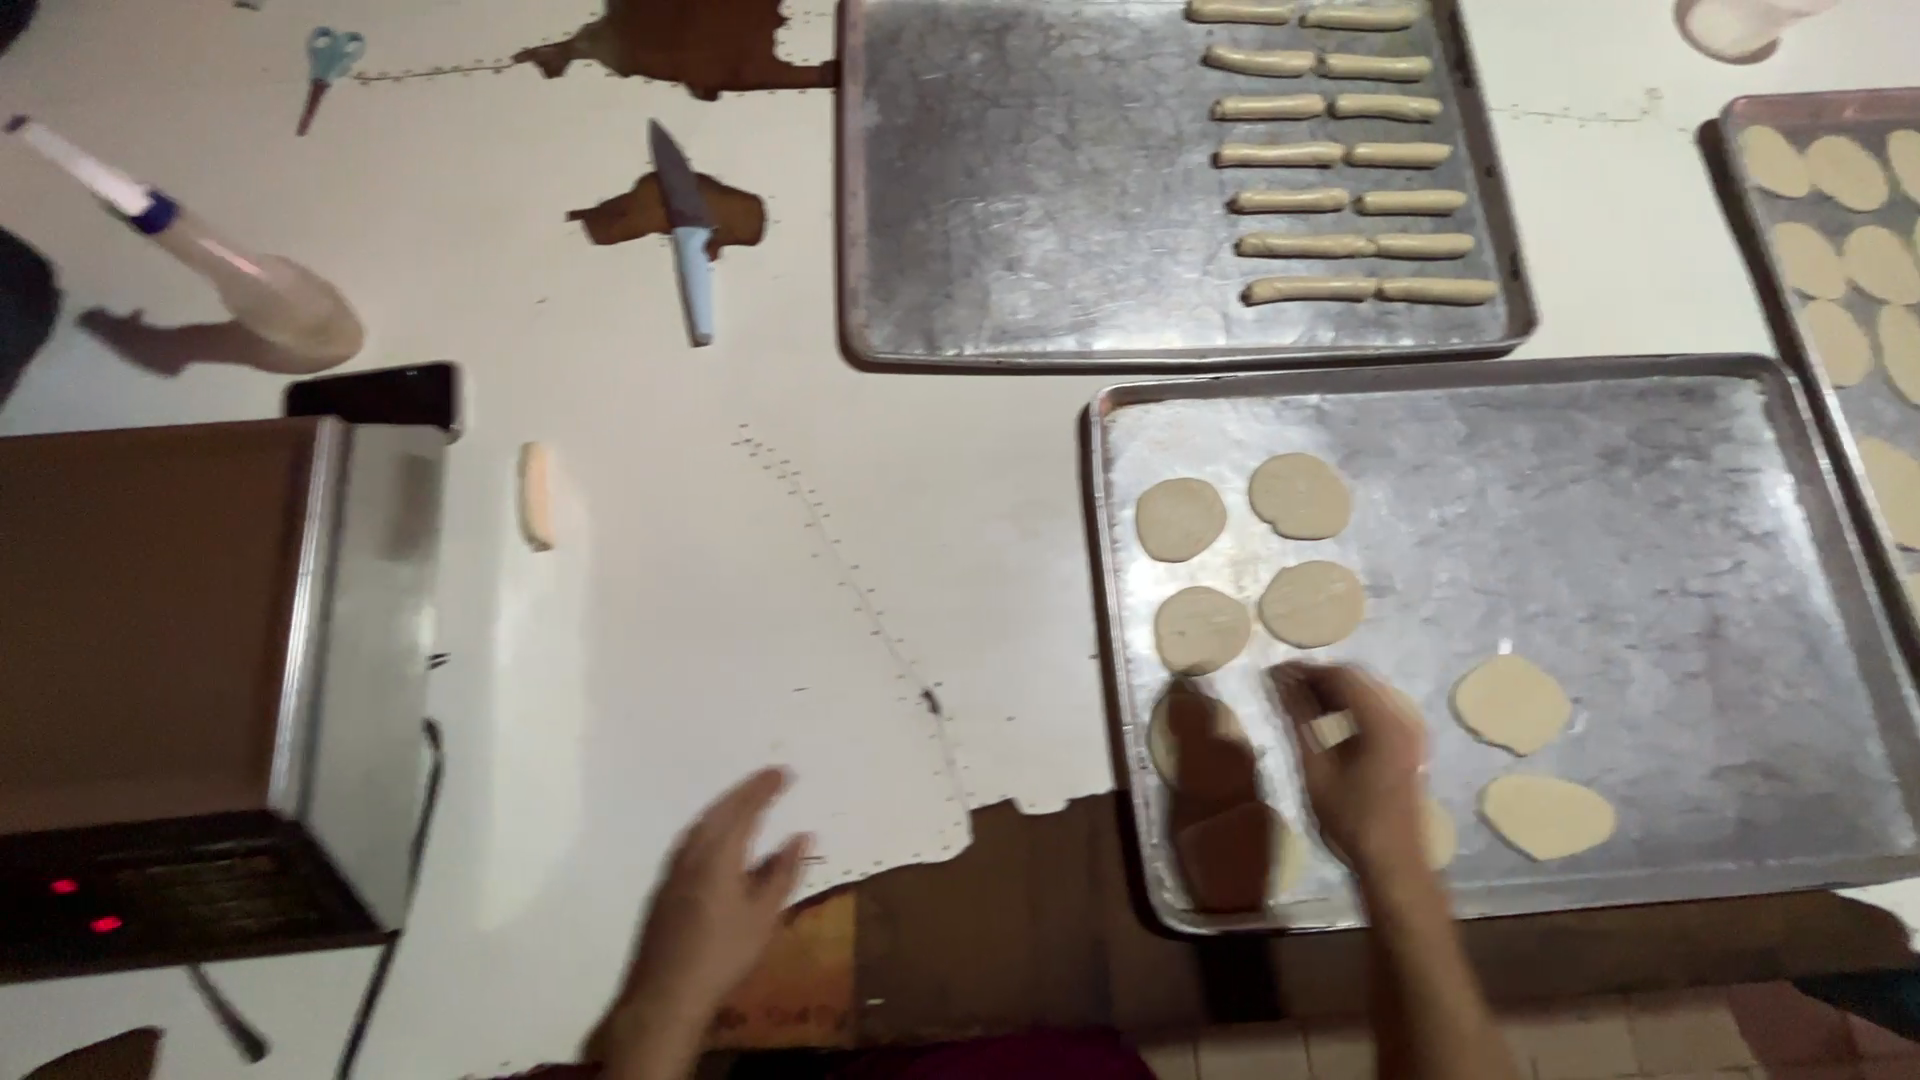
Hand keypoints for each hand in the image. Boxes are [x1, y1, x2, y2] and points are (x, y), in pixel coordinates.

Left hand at [617, 768, 809, 1030]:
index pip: (745, 810)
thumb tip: (801, 836)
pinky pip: (690, 839)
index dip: (765, 789)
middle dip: (745, 790)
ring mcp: (673, 871)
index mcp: (719, 855)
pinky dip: (710, 824)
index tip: (785, 772)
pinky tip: (716, 835)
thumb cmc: (723, 956)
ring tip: (745, 798)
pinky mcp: (663, 888)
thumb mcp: (765, 917)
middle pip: (720, 810)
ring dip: (725, 805)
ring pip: (701, 824)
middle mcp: (693, 854)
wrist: (664, 998)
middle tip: (769, 777)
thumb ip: (783, 872)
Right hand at [1275, 662, 1427, 878]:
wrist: (1392, 861)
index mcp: (1383, 721)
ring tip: (1296, 699)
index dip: (1304, 670)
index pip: (1340, 676)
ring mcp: (1410, 731)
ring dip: (1331, 690)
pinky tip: (1323, 717)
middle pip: (1355, 678)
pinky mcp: (1408, 743)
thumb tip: (1276, 679)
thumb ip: (1297, 716)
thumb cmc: (1349, 817)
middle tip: (1280, 684)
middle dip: (1316, 677)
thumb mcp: (1315, 765)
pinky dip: (1346, 705)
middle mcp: (1403, 718)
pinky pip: (1374, 708)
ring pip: (1365, 692)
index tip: (1272, 673)